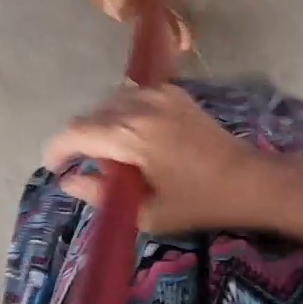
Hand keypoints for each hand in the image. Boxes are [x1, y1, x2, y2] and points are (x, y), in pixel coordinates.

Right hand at [41, 85, 277, 233]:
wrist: (248, 179)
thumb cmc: (199, 202)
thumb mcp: (146, 212)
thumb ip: (100, 194)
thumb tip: (69, 181)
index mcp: (129, 134)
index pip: (76, 132)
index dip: (57, 149)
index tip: (53, 169)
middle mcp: (139, 105)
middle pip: (91, 115)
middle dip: (80, 139)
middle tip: (85, 169)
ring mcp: (157, 93)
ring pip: (110, 102)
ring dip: (101, 124)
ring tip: (112, 156)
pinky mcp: (173, 91)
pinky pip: (133, 95)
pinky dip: (123, 112)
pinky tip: (135, 138)